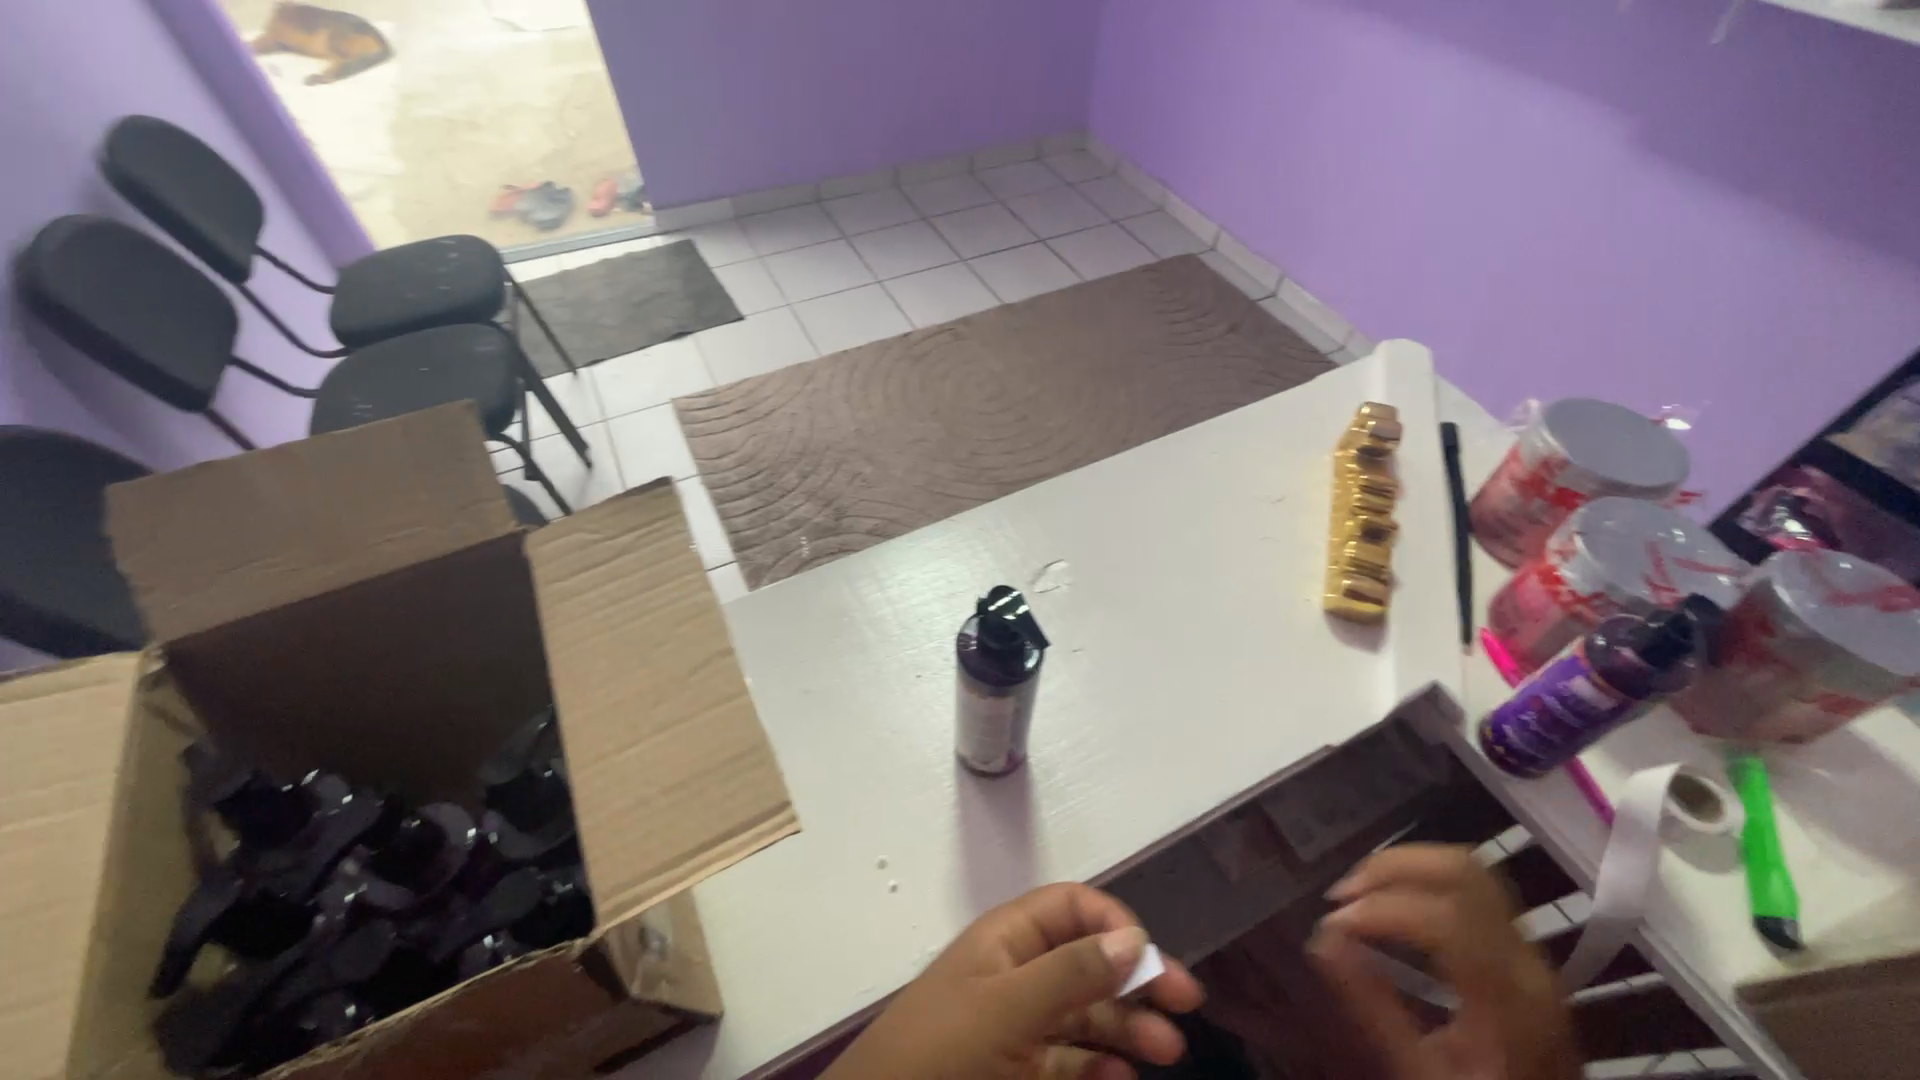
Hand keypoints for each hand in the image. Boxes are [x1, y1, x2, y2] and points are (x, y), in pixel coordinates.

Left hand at [822, 883, 1204, 1079]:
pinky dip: (1098, 1065)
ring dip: (1127, 1026)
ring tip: (1168, 1051)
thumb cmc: (940, 1053)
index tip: (1150, 956)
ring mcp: (1016, 1025)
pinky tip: (1122, 1077)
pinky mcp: (1016, 1070)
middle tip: (1186, 1005)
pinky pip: (1068, 1058)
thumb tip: (1132, 936)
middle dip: (1134, 978)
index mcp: (1006, 940)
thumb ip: (1068, 974)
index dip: (1112, 922)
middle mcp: (1016, 974)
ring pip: (1084, 1013)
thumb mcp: (1004, 1010)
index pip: (1070, 908)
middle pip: (1087, 961)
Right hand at [1311, 846, 1580, 1079]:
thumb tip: (1321, 942)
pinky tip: (1389, 899)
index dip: (1381, 909)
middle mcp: (1528, 961)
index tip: (1333, 925)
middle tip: (1342, 895)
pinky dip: (1422, 876)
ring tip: (1360, 891)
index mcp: (1509, 999)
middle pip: (1462, 873)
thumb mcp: (1421, 1073)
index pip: (1446, 920)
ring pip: (1469, 868)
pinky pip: (1472, 886)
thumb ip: (1374, 1009)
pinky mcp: (1521, 947)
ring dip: (1406, 866)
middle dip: (1391, 869)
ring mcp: (1531, 950)